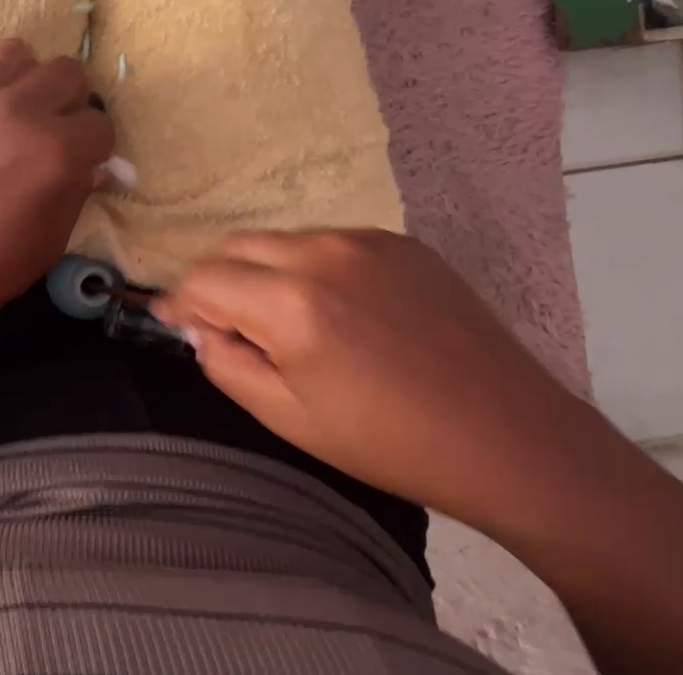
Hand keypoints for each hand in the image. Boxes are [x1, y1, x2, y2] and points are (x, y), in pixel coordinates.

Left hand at [0, 40, 115, 323]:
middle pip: (67, 71)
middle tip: (55, 124)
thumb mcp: (52, 239)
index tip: (83, 158)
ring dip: (25, 78)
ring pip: (16, 52)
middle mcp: (18, 111)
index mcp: (55, 150)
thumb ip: (78, 191)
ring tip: (15, 105)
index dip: (96, 145)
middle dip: (70, 99)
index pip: (100, 123)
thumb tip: (93, 164)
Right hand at [152, 230, 617, 534]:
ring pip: (281, 242)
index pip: (203, 278)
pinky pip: (328, 244)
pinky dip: (311, 269)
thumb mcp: (289, 418)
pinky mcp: (400, 242)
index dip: (179, 302)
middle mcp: (322, 253)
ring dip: (265, 273)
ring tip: (291, 325)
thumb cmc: (390, 442)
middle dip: (218, 282)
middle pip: (235, 246)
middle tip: (230, 328)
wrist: (509, 437)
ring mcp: (366, 240)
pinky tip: (341, 313)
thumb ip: (226, 363)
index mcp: (291, 303)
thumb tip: (200, 326)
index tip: (173, 322)